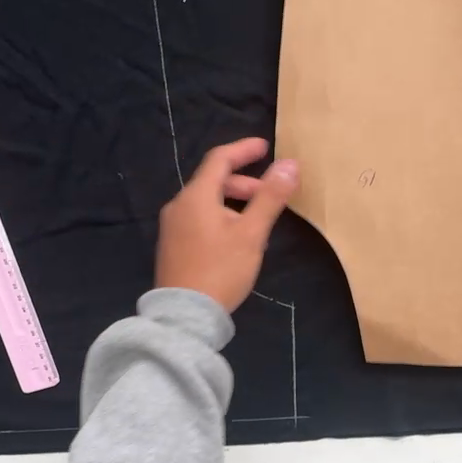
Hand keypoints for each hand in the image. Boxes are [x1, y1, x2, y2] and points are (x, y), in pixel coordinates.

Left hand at [155, 137, 298, 312]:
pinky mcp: (172, 248)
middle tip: (269, 197)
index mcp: (196, 196)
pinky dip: (220, 220)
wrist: (185, 315)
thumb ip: (270, 198)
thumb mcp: (252, 234)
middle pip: (212, 182)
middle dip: (244, 184)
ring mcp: (172, 228)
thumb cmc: (221, 270)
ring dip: (233, 205)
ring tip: (257, 224)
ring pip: (206, 204)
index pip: (220, 159)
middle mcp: (178, 206)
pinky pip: (198, 222)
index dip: (244, 150)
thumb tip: (289, 164)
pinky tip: (235, 242)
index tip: (265, 147)